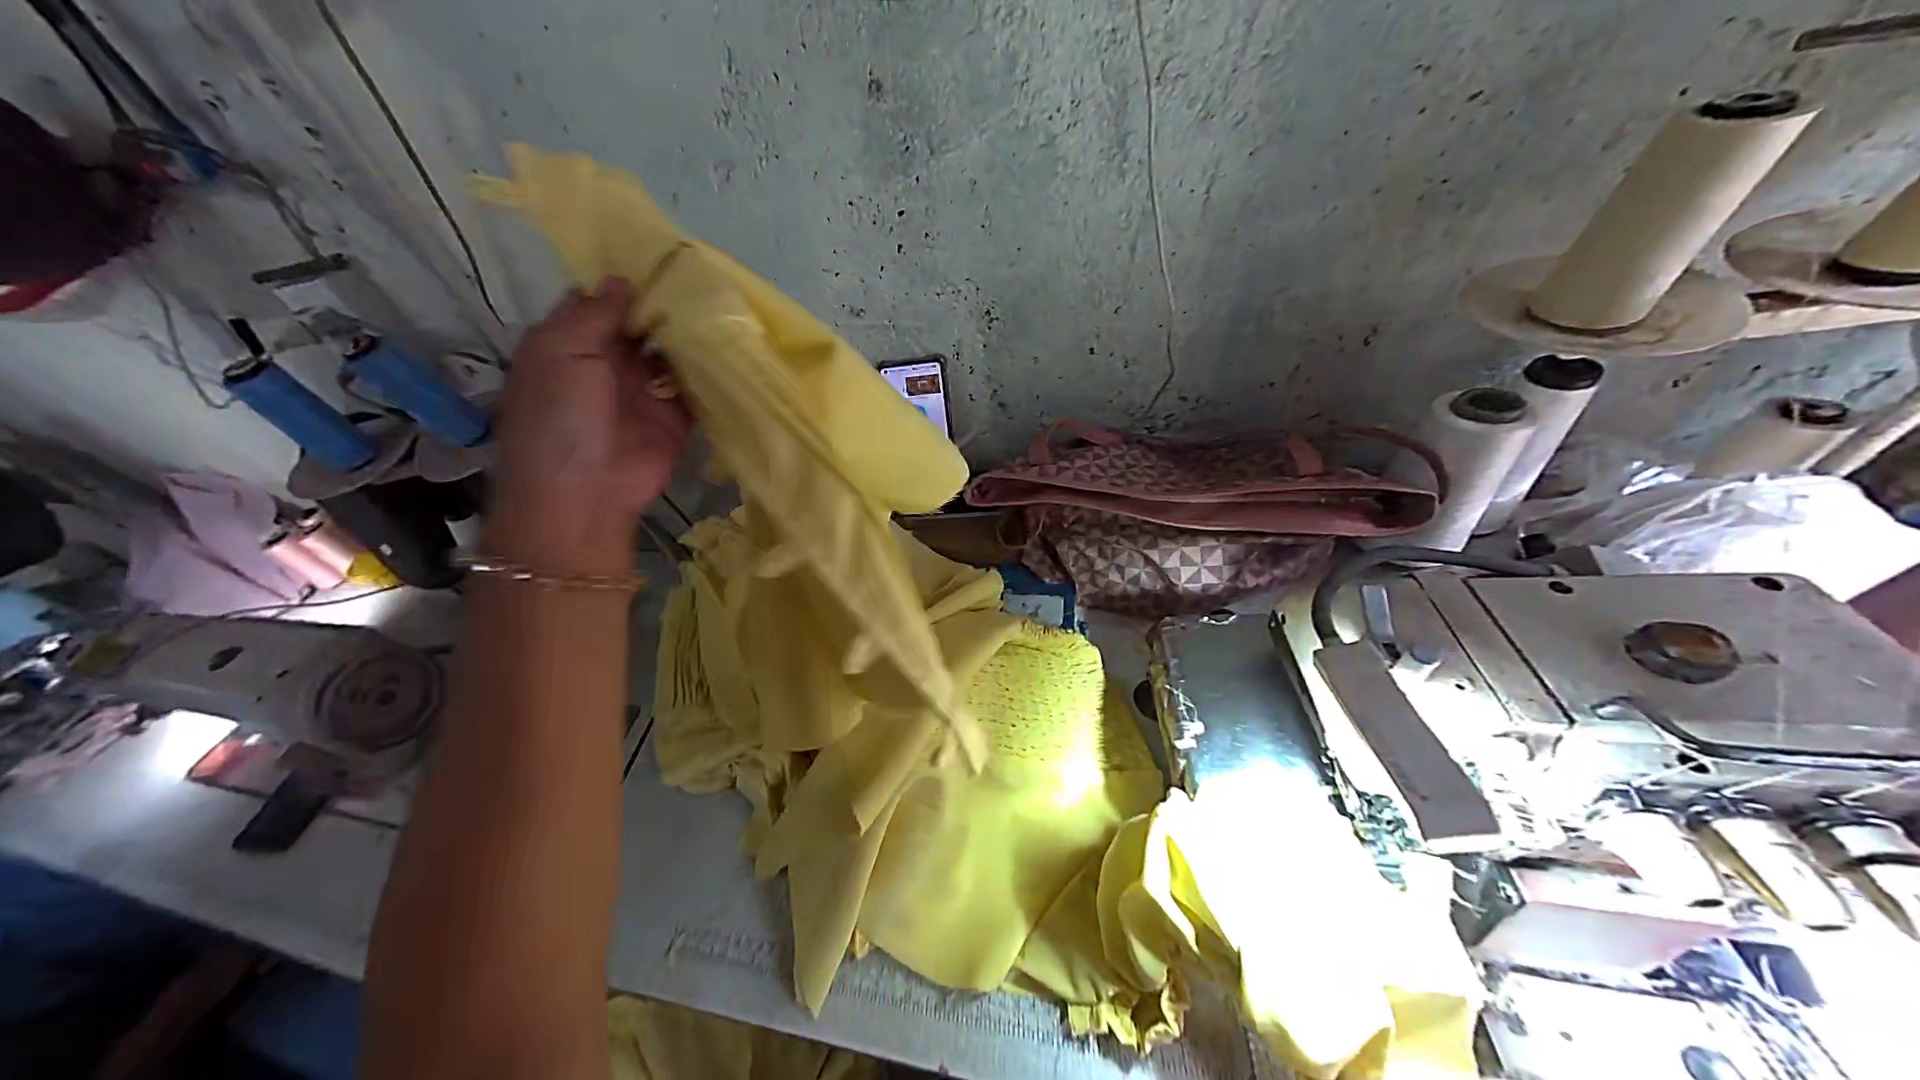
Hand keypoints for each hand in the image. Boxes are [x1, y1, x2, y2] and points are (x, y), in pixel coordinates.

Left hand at [486, 277, 692, 575]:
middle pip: (639, 329)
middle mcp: (606, 367)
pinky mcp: (675, 421)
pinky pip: (694, 392)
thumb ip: (592, 315)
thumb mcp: (561, 353)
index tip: (658, 264)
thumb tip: (621, 281)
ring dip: (688, 338)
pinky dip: (709, 375)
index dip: (623, 288)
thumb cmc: (559, 417)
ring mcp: (643, 395)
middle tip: (700, 282)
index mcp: (567, 348)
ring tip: (720, 310)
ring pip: (669, 357)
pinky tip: (729, 350)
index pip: (598, 307)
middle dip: (663, 308)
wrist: (585, 493)